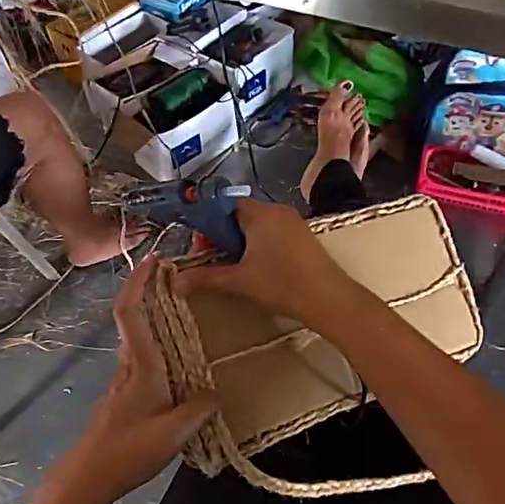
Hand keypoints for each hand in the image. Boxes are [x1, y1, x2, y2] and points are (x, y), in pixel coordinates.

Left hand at [32, 256, 219, 503]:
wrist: (86, 481)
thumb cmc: (128, 451)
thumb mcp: (176, 433)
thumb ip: (200, 407)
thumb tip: (214, 392)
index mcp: (141, 366)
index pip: (132, 312)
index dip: (140, 281)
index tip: (155, 259)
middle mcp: (129, 365)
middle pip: (131, 315)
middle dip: (147, 287)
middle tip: (173, 272)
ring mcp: (123, 380)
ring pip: (136, 335)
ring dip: (151, 312)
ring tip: (179, 305)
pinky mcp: (124, 395)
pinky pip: (141, 354)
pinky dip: (154, 338)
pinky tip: (175, 352)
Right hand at [177, 199, 369, 335]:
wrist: (328, 298)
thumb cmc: (281, 284)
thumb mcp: (239, 281)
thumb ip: (206, 278)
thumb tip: (176, 283)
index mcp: (259, 214)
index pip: (226, 205)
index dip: (209, 223)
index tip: (202, 246)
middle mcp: (277, 211)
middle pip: (241, 215)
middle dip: (224, 235)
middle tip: (215, 259)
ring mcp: (295, 223)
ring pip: (259, 225)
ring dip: (243, 242)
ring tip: (236, 267)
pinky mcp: (305, 237)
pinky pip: (275, 233)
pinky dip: (262, 245)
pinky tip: (260, 269)